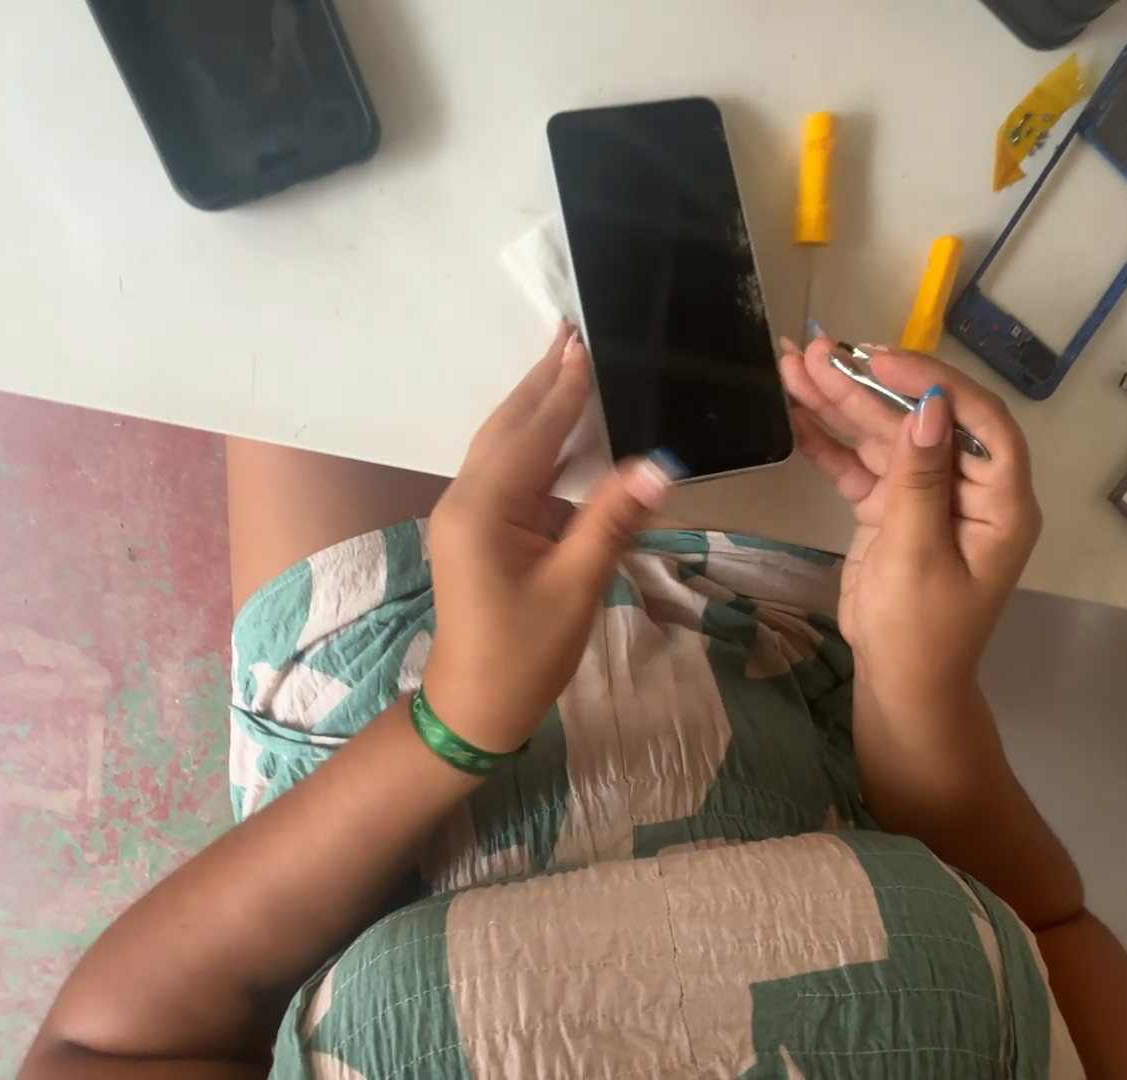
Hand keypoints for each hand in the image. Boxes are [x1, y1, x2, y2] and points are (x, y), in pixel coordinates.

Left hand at [421, 323, 680, 752]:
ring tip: (566, 368)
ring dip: (535, 409)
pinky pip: (506, 473)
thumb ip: (613, 519)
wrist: (475, 706)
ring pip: (502, 447)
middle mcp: (465, 499)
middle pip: (506, 428)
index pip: (531, 434)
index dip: (562, 389)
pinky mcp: (476, 529)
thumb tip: (661, 465)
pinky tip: (556, 432)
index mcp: (483, 509)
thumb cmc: (526, 653)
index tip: (583, 341)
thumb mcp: (576, 586)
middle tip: (570, 334)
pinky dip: (534, 445)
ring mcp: (465, 514)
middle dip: (540, 383)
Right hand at [778, 336, 1040, 709]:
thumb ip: (919, 481)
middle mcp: (966, 488)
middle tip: (816, 353)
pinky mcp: (890, 509)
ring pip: (883, 438)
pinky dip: (829, 444)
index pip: (978, 422)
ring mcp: (925, 496)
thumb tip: (927, 407)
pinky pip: (861, 467)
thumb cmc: (920, 630)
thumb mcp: (918, 557)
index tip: (880, 360)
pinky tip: (797, 415)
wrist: (898, 680)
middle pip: (920, 422)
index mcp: (999, 502)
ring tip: (795, 368)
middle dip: (868, 387)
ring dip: (840, 404)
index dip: (932, 384)